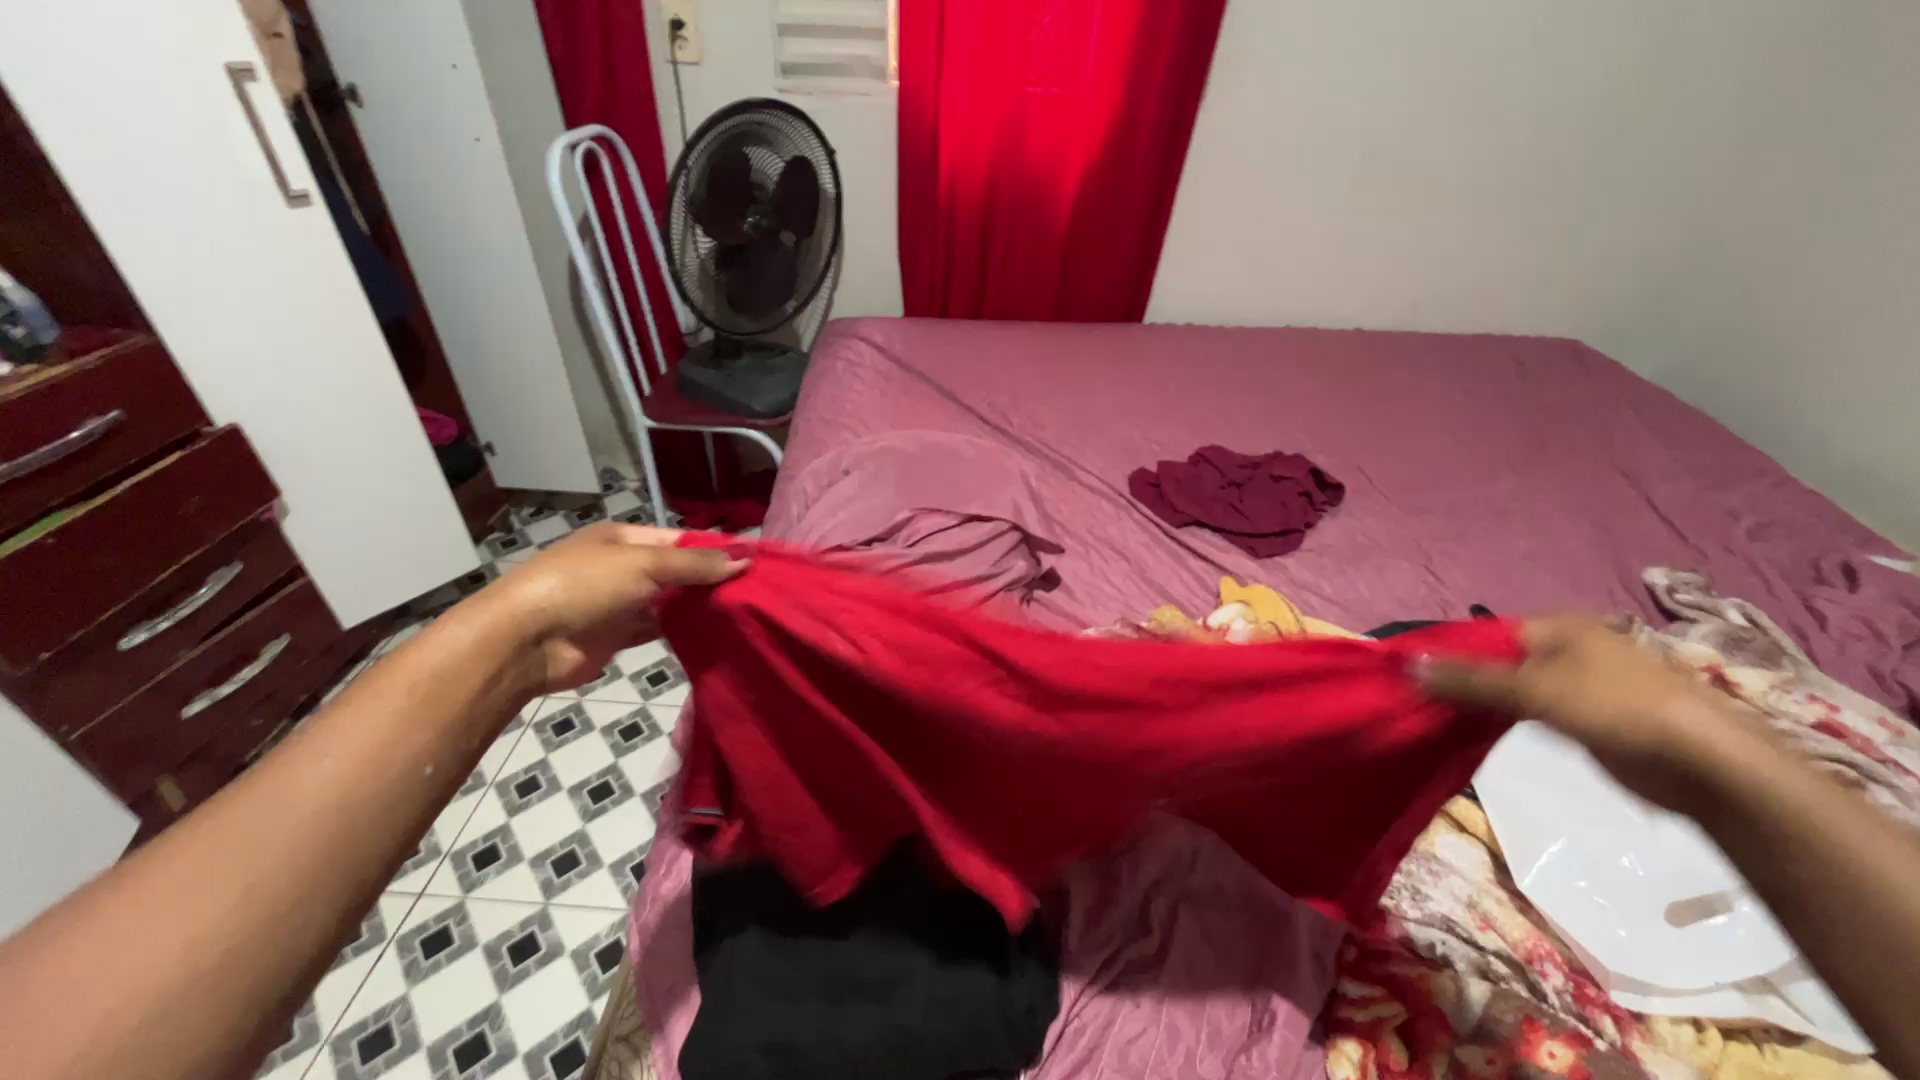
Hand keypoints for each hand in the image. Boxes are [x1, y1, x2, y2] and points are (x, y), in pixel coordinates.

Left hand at [479, 523, 746, 694]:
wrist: (525, 641)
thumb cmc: (582, 587)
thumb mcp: (642, 564)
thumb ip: (694, 564)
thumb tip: (744, 559)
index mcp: (623, 538)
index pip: (680, 540)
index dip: (716, 549)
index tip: (754, 563)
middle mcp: (623, 567)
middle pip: (677, 571)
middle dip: (712, 579)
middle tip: (757, 592)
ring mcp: (620, 603)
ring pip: (671, 601)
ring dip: (700, 606)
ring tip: (745, 613)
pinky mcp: (618, 635)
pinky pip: (659, 628)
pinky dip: (684, 630)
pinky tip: (715, 633)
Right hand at [1420, 615, 1762, 812]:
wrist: (1703, 764)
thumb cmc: (1618, 710)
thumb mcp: (1535, 691)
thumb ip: (1470, 680)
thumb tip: (1407, 664)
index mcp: (1560, 627)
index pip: (1486, 634)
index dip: (1449, 654)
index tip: (1411, 677)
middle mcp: (1569, 647)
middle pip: (1498, 661)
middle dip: (1462, 681)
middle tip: (1419, 702)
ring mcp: (1580, 684)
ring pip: (1512, 688)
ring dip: (1481, 703)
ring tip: (1437, 719)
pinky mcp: (1588, 718)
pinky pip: (1530, 711)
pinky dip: (1504, 719)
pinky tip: (1477, 732)